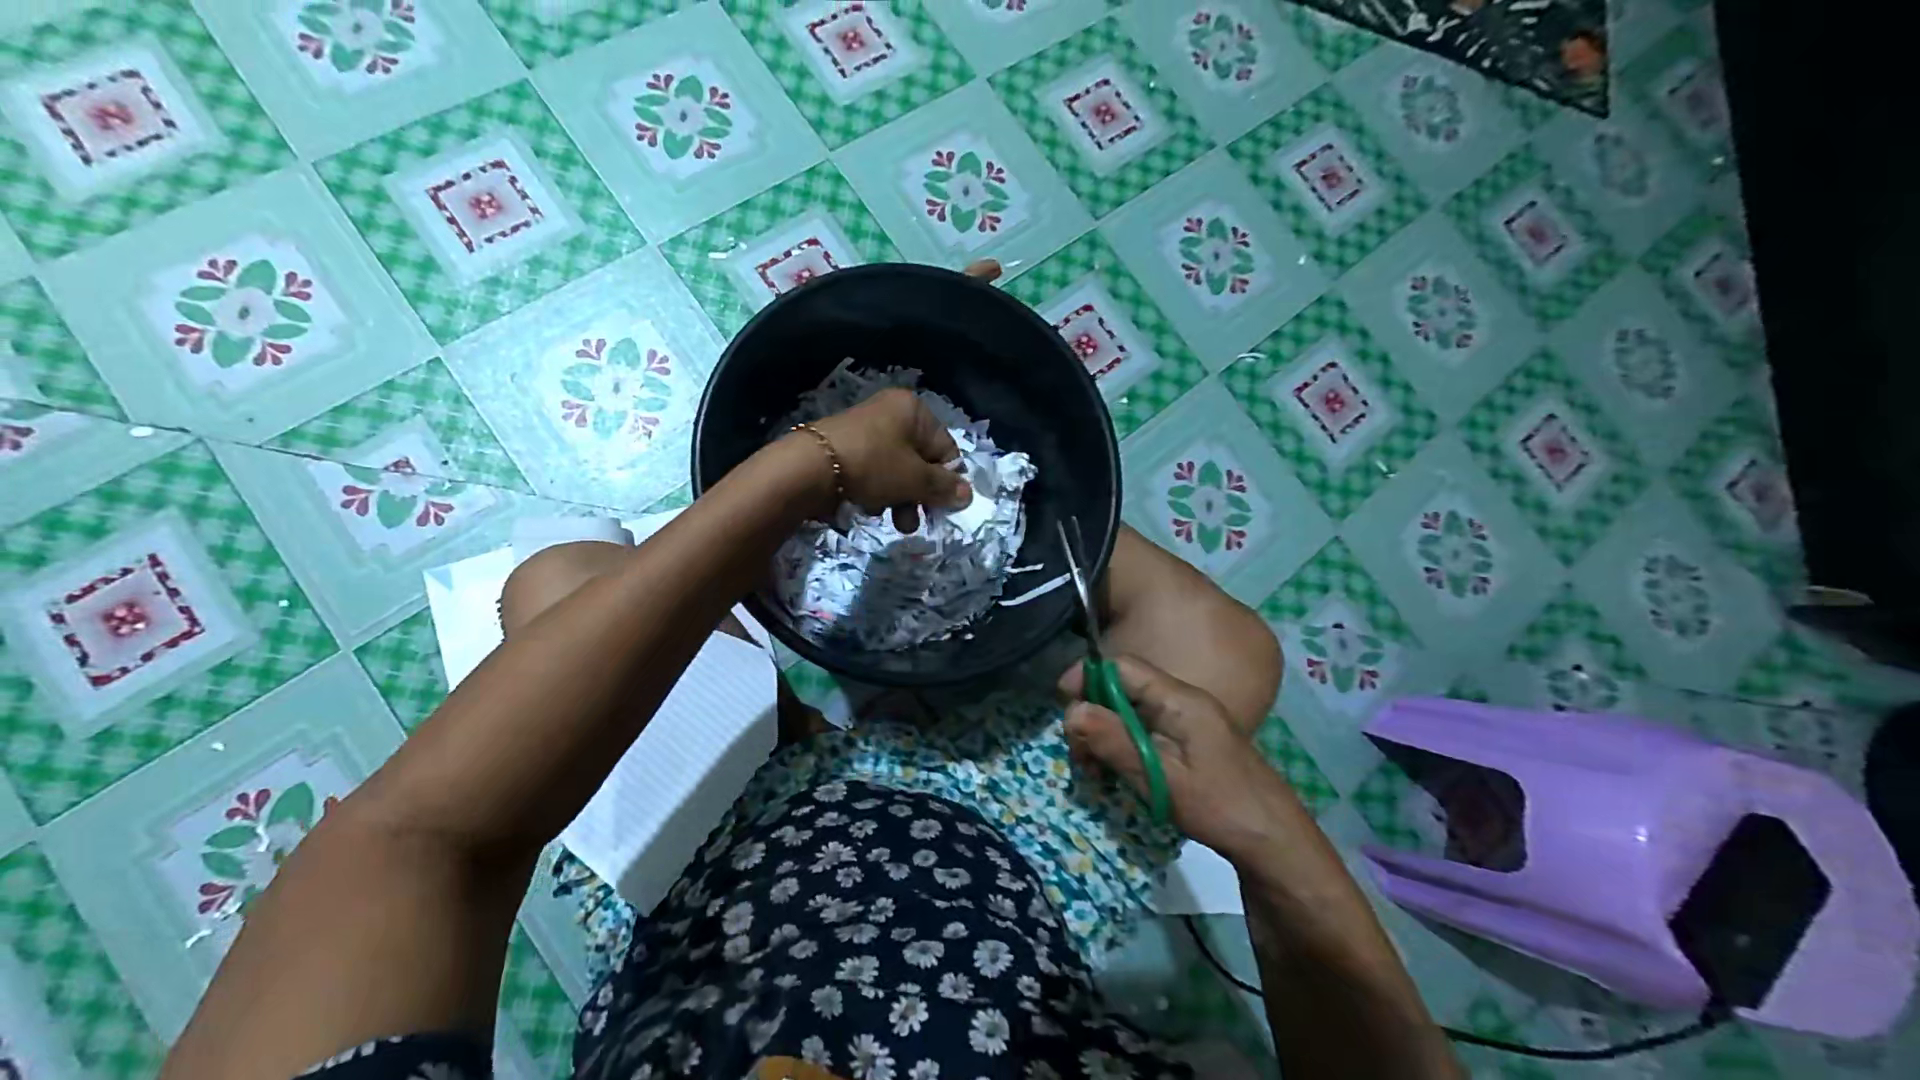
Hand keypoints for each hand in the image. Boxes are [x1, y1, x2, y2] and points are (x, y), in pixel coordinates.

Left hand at [808, 388, 971, 531]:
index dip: (947, 482)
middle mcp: (891, 413)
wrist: (809, 469)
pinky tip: (868, 507)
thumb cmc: (874, 466)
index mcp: (913, 410)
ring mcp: (866, 429)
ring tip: (891, 520)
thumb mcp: (916, 479)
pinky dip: (876, 491)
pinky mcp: (846, 447)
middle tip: (914, 523)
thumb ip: (945, 488)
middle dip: (920, 496)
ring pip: (897, 470)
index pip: (946, 449)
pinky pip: (874, 472)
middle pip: (920, 461)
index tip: (941, 509)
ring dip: (899, 499)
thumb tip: (968, 495)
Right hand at [1059, 655, 1298, 860]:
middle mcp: (1179, 701)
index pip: (1123, 667)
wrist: (1271, 839)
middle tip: (1080, 757)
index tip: (1063, 703)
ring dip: (1103, 736)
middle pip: (1121, 690)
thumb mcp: (1159, 777)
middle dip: (1092, 715)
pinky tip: (1113, 775)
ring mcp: (1183, 722)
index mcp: (1178, 699)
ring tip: (1093, 773)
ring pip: (1128, 713)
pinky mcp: (1184, 742)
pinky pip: (1141, 731)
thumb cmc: (1218, 805)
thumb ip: (1114, 741)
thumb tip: (1071, 711)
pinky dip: (1121, 747)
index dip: (1089, 677)